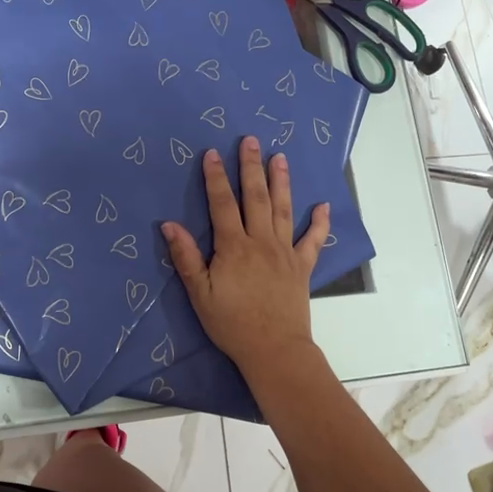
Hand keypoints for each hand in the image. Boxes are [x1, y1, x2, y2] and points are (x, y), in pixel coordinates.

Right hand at [162, 136, 329, 371]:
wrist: (275, 351)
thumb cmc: (232, 324)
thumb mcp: (200, 294)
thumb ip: (186, 257)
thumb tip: (169, 224)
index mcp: (233, 247)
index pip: (222, 203)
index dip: (215, 177)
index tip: (212, 153)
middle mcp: (261, 242)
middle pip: (255, 196)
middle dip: (251, 166)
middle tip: (251, 140)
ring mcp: (285, 252)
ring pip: (283, 209)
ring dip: (281, 181)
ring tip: (280, 157)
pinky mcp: (302, 267)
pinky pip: (313, 240)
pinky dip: (319, 223)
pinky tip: (323, 206)